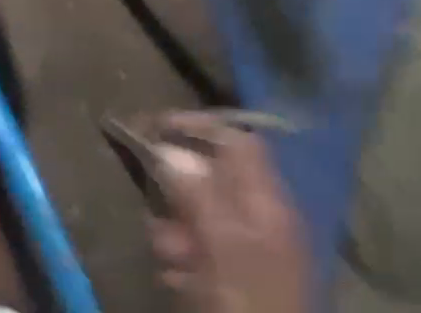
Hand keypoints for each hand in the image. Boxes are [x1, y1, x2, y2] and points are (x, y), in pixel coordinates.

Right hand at [149, 113, 308, 312]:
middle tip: (152, 201)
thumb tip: (167, 148)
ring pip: (198, 215)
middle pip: (211, 178)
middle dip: (175, 186)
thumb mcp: (222, 247)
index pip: (237, 141)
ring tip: (167, 255)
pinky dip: (180, 257)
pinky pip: (198, 250)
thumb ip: (197, 195)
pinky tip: (176, 279)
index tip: (152, 126)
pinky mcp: (233, 280)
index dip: (197, 125)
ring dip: (173, 227)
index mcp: (268, 204)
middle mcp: (261, 220)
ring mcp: (249, 252)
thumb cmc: (249, 305)